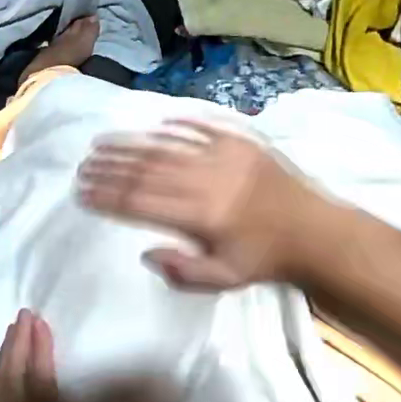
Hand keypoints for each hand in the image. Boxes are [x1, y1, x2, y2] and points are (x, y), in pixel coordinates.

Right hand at [77, 119, 333, 289]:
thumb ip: (183, 272)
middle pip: (146, 171)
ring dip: (131, 144)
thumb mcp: (225, 278)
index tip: (83, 192)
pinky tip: (156, 123)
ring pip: (166, 147)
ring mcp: (223, 158)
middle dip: (110, 168)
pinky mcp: (241, 143)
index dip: (107, 197)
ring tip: (103, 142)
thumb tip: (147, 253)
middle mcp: (206, 182)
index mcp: (200, 216)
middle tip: (83, 165)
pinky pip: (203, 127)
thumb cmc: (265, 258)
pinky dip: (178, 124)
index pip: (140, 203)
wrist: (317, 232)